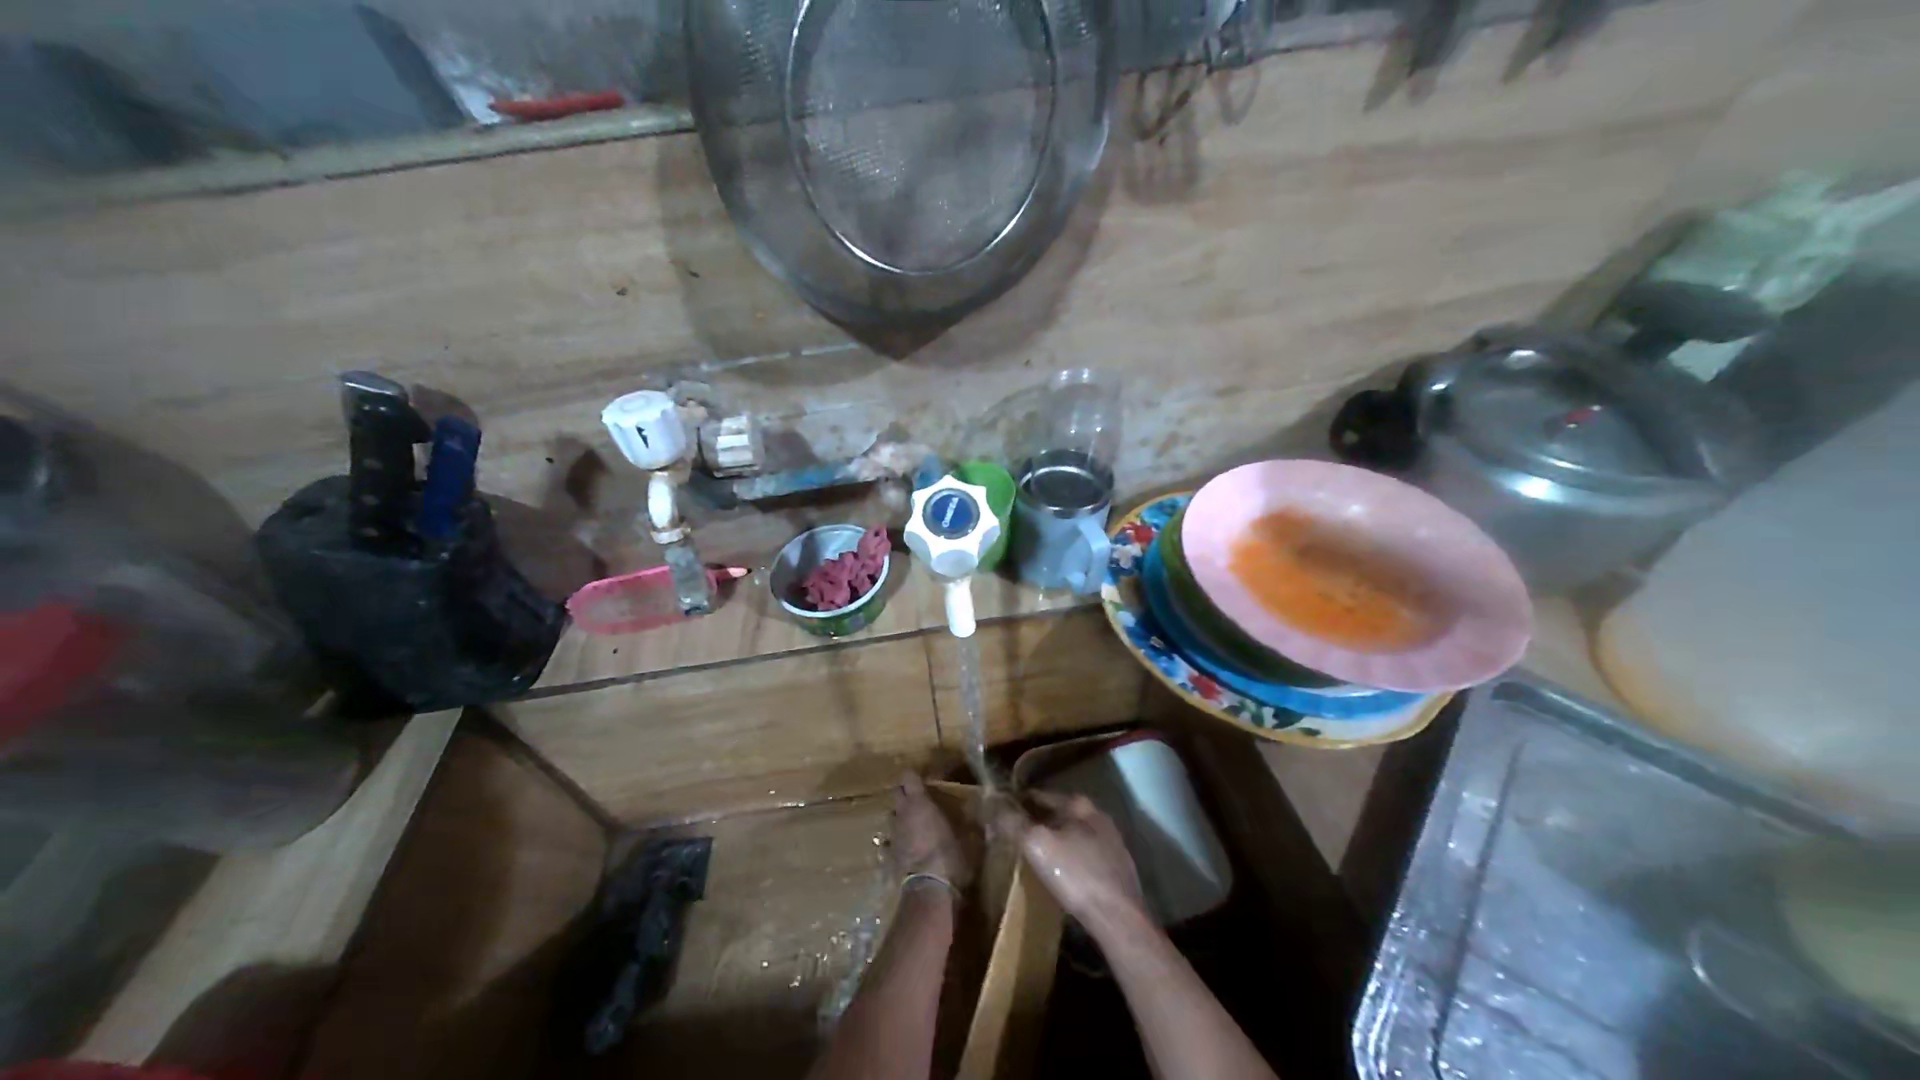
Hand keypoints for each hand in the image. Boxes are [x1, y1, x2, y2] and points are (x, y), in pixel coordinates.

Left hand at [892, 772, 971, 891]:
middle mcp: (902, 814)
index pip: (909, 777)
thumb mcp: (970, 839)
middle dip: (906, 793)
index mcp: (920, 803)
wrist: (929, 892)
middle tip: (921, 798)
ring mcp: (893, 835)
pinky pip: (890, 842)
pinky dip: (897, 842)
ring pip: (892, 817)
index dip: (914, 776)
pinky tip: (906, 848)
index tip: (924, 778)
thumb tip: (981, 816)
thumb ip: (972, 824)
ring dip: (901, 817)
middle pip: (897, 793)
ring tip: (914, 823)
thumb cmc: (951, 857)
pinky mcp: (889, 856)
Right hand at [995, 792, 1147, 933]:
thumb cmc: (1076, 875)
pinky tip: (1060, 875)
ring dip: (1055, 842)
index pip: (1042, 795)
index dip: (1019, 802)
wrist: (1117, 918)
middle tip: (1015, 836)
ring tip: (1034, 856)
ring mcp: (1112, 844)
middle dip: (1038, 823)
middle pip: (1060, 815)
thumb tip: (993, 801)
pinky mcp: (1118, 870)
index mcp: (1081, 805)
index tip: (1001, 813)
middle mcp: (1099, 818)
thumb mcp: (1037, 845)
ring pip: (1074, 836)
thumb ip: (1015, 822)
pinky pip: (1085, 857)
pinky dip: (1070, 860)